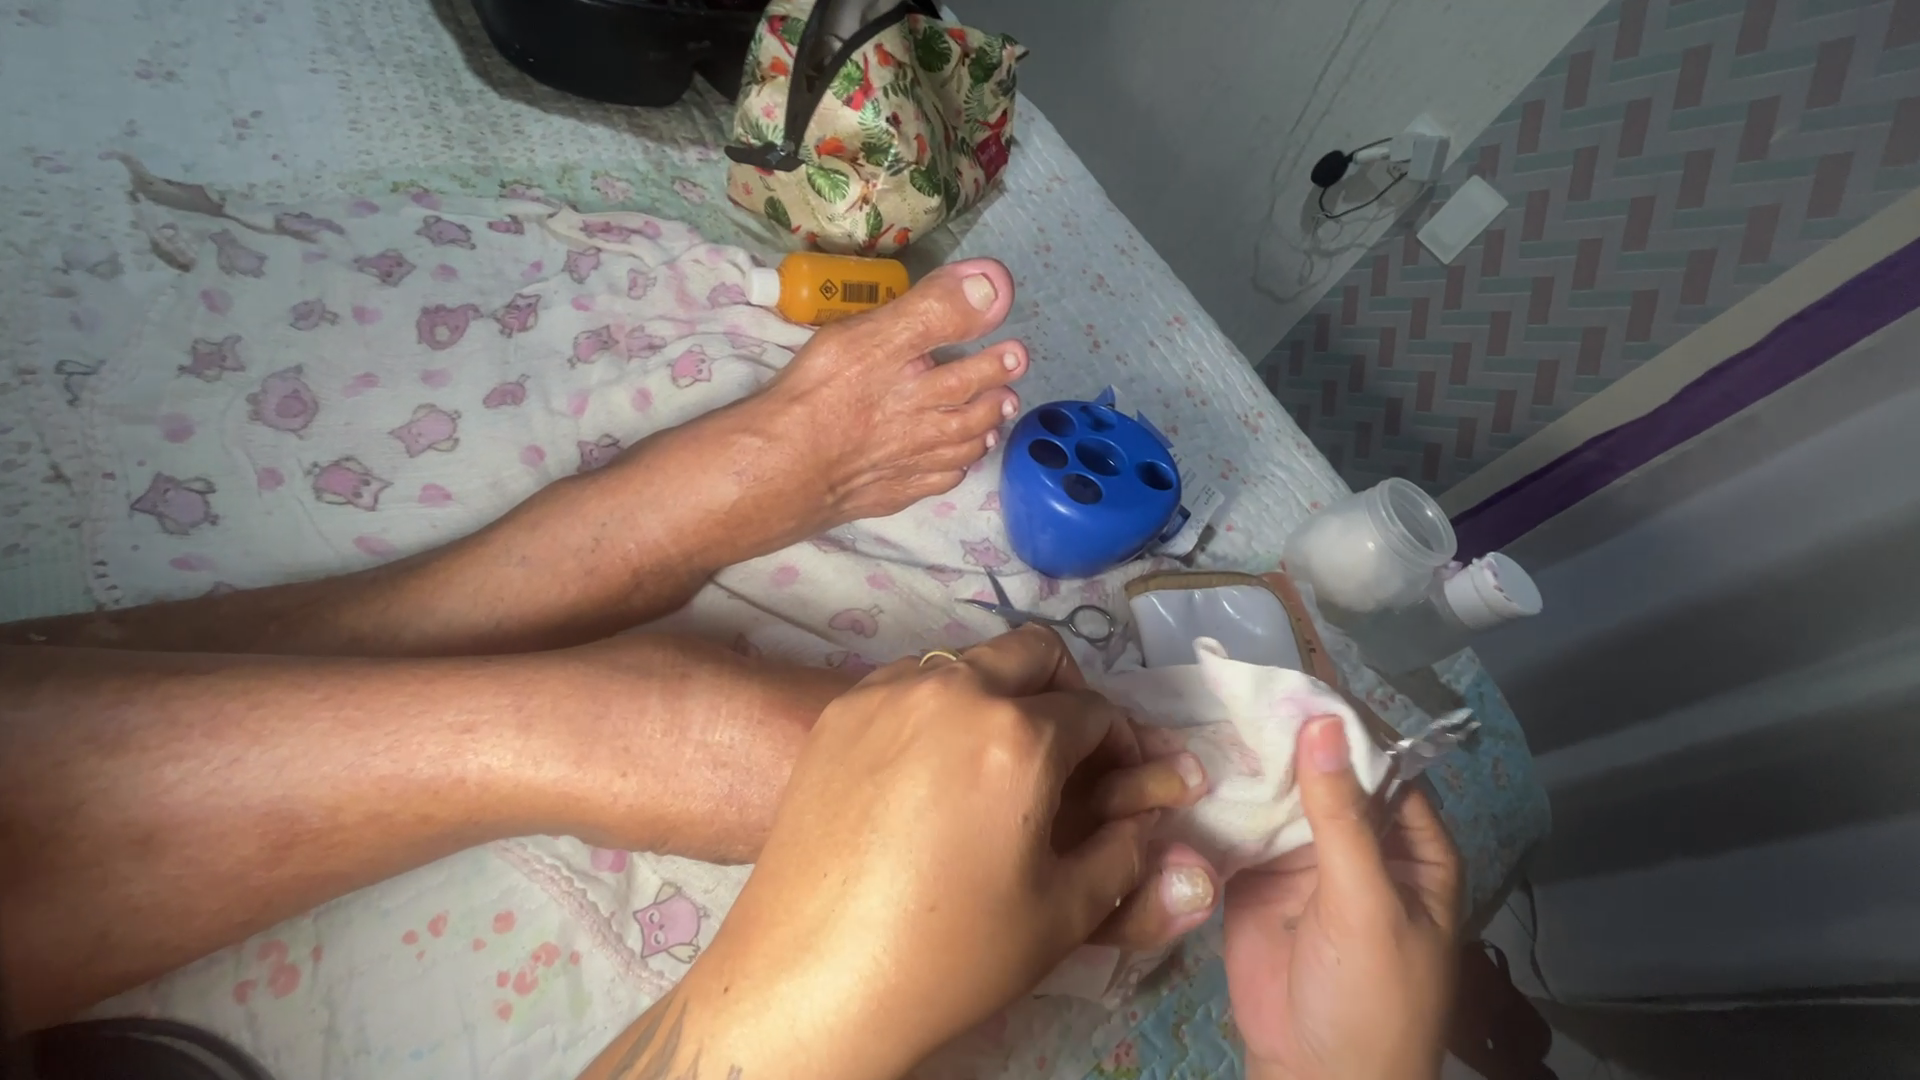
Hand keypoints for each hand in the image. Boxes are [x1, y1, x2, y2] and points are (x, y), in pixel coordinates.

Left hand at [581, 625, 1198, 1079]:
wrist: (808, 974)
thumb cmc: (948, 952)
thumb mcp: (1062, 913)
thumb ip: (1129, 852)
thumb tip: (1168, 817)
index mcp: (1020, 735)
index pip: (1095, 711)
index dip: (1120, 744)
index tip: (1117, 779)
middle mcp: (956, 688)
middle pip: (1037, 651)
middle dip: (1067, 691)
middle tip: (1064, 752)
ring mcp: (892, 688)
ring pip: (972, 660)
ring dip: (1002, 693)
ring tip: (993, 761)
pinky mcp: (845, 705)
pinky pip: (915, 679)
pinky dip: (943, 704)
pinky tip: (930, 766)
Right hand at [1224, 716, 1461, 1079]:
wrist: (1311, 1075)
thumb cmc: (1369, 996)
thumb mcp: (1366, 903)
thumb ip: (1341, 815)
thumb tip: (1322, 723)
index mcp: (1408, 846)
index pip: (1378, 765)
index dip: (1339, 724)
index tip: (1289, 681)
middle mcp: (1355, 839)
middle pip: (1319, 772)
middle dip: (1281, 736)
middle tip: (1230, 689)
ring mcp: (1301, 854)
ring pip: (1276, 793)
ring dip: (1245, 762)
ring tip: (1200, 713)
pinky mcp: (1255, 871)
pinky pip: (1239, 823)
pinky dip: (1218, 798)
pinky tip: (1185, 764)